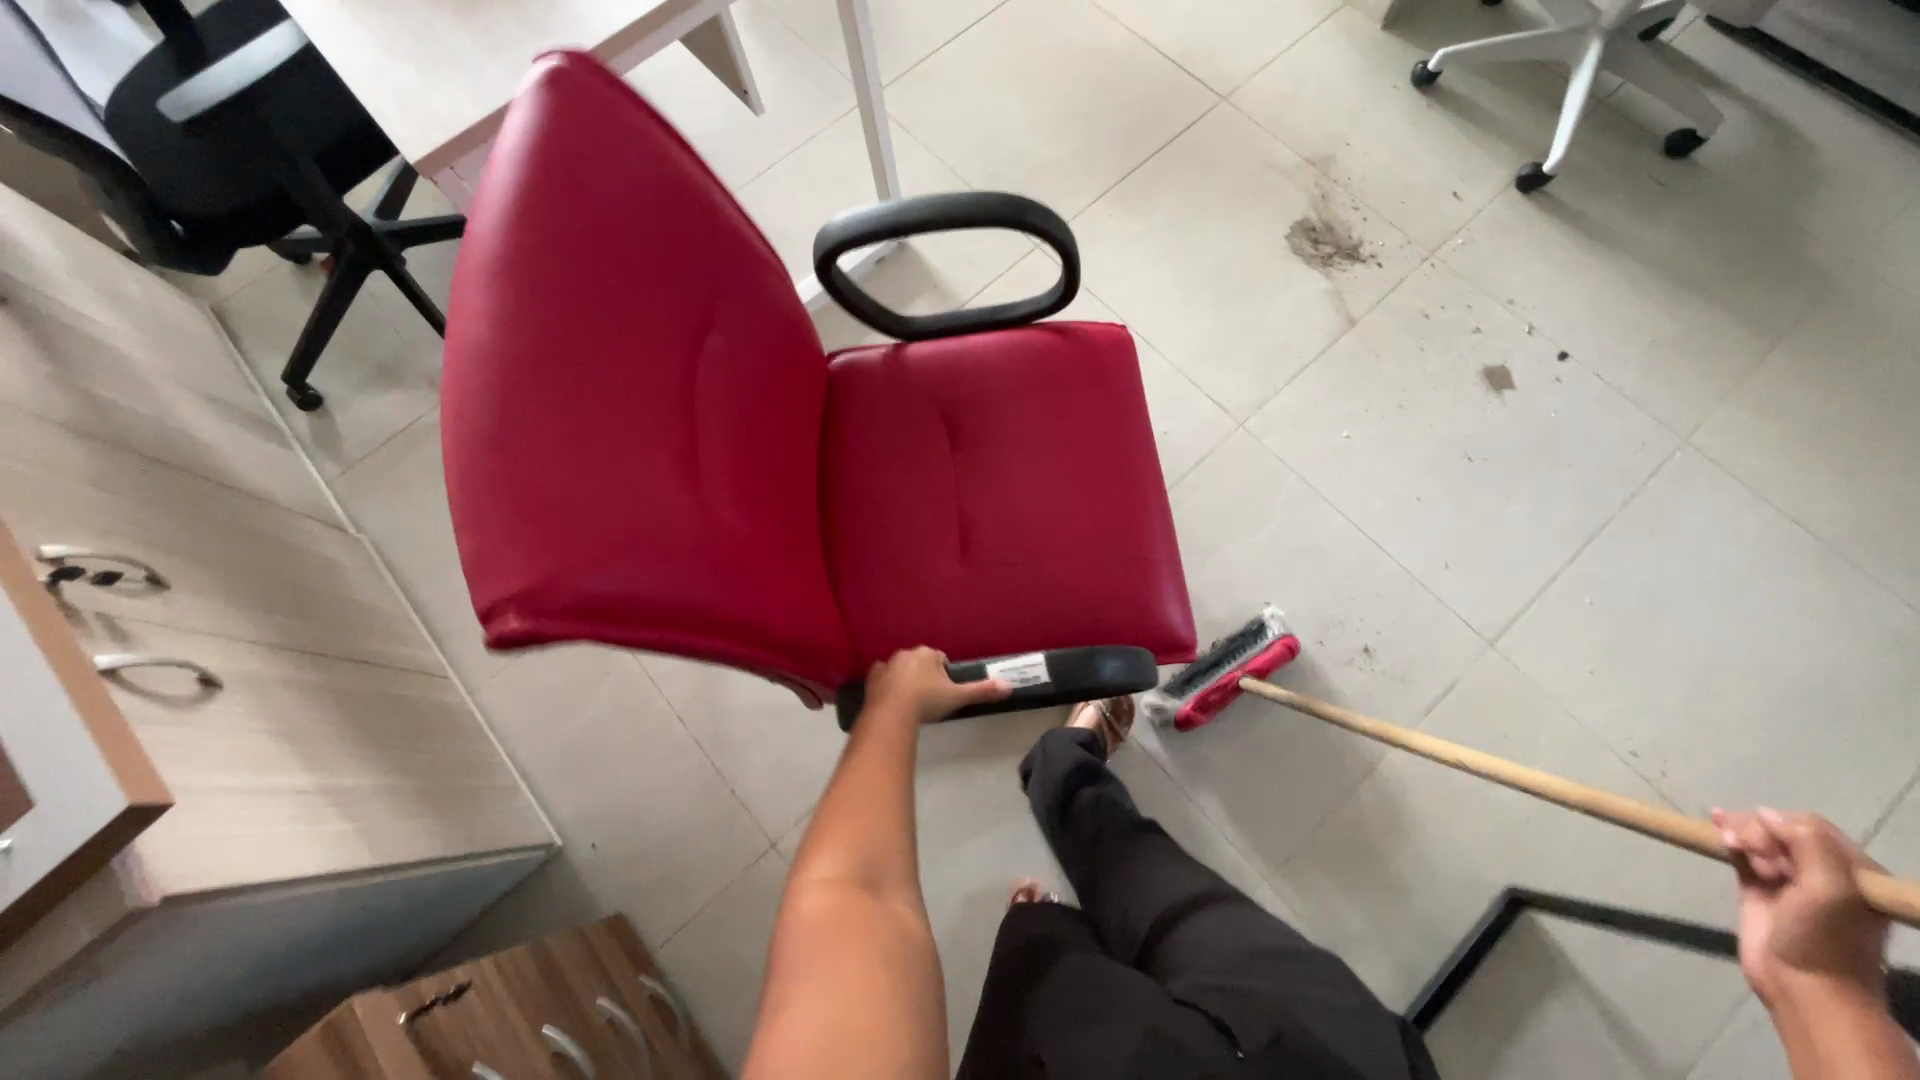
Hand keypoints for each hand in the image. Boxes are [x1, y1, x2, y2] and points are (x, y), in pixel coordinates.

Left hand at [863, 647, 1009, 725]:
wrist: (892, 713)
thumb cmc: (927, 701)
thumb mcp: (958, 697)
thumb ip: (982, 691)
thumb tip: (1009, 686)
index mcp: (928, 654)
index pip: (940, 658)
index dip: (943, 674)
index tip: (944, 690)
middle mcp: (907, 653)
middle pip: (920, 662)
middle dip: (924, 675)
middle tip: (928, 698)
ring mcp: (888, 664)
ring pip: (900, 668)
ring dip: (905, 678)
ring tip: (910, 701)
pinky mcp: (873, 676)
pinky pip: (882, 676)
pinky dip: (886, 684)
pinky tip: (891, 699)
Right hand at [1712, 807, 1887, 1004]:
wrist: (1803, 987)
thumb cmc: (1825, 940)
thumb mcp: (1831, 890)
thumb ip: (1809, 845)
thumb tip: (1766, 812)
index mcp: (1851, 869)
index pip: (1810, 826)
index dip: (1780, 825)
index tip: (1764, 846)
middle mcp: (1821, 871)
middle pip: (1780, 830)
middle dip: (1757, 831)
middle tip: (1748, 850)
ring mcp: (1788, 881)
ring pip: (1758, 841)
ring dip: (1740, 833)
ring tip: (1727, 841)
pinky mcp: (1757, 890)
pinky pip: (1742, 857)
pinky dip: (1729, 842)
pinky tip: (1715, 829)